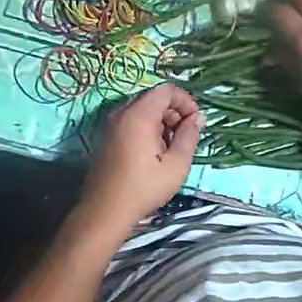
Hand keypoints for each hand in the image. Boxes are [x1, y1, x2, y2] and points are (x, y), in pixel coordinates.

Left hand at [80, 83, 201, 226]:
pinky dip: (148, 128)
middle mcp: (122, 113)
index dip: (185, 101)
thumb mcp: (176, 165)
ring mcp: (111, 124)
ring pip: (143, 109)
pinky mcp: (107, 136)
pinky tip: (155, 152)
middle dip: (174, 111)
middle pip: (153, 97)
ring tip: (172, 147)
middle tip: (186, 135)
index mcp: (139, 116)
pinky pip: (132, 121)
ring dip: (162, 121)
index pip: (166, 90)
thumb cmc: (144, 188)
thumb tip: (197, 119)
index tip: (195, 122)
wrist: (105, 211)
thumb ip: (189, 136)